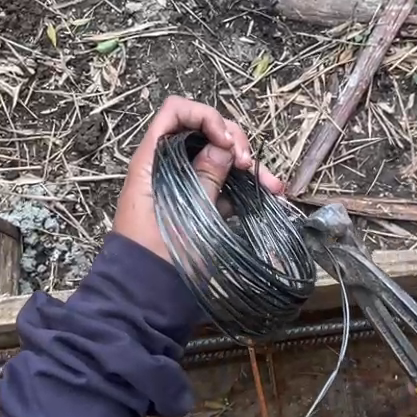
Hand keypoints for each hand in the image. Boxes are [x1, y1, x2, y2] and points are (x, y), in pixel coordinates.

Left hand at [113, 96, 283, 260]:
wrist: (144, 304)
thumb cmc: (156, 259)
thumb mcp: (185, 216)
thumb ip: (205, 178)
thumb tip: (224, 146)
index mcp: (152, 160)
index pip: (175, 112)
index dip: (205, 117)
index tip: (227, 142)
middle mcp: (166, 165)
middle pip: (203, 130)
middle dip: (233, 141)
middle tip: (249, 166)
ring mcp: (184, 184)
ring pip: (218, 157)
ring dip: (247, 165)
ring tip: (272, 185)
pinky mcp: (198, 205)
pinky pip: (223, 184)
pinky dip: (245, 187)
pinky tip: (269, 196)